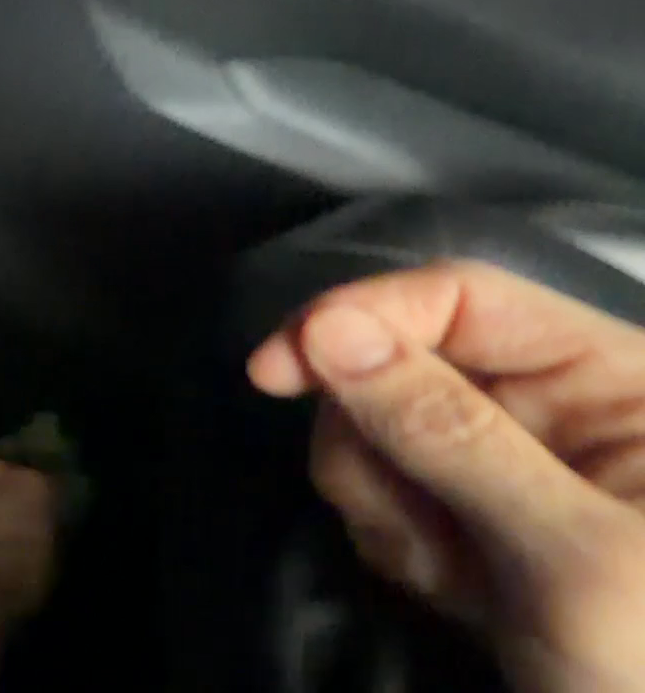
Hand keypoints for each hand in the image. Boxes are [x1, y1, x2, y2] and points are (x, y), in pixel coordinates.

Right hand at [248, 261, 644, 692]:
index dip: (356, 315)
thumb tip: (324, 327)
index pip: (457, 296)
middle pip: (390, 363)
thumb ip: (447, 431)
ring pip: (365, 424)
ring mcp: (505, 458)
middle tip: (406, 523)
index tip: (273, 373)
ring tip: (452, 577)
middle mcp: (554, 405)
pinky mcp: (466, 505)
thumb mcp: (572, 556)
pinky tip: (455, 589)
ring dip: (380, 502)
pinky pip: (371, 479)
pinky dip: (389, 533)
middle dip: (369, 442)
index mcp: (613, 385)